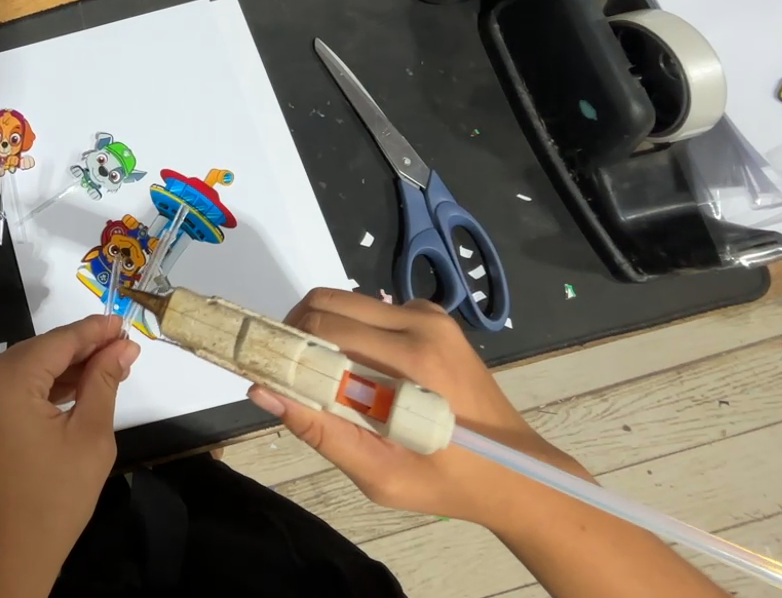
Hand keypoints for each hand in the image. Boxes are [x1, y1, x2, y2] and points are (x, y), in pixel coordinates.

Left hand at [0, 315, 139, 596]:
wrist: (5, 552)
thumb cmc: (53, 499)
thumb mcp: (89, 437)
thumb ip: (103, 383)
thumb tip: (122, 347)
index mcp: (6, 378)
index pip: (59, 341)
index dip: (94, 331)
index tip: (124, 322)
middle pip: (43, 350)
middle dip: (84, 349)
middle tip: (125, 347)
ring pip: (31, 365)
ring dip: (68, 367)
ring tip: (111, 365)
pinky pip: (17, 383)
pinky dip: (47, 384)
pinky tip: (79, 385)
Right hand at [247, 289, 584, 529]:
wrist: (520, 474)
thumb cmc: (448, 482)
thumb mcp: (379, 474)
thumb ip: (318, 430)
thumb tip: (261, 390)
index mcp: (413, 360)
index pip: (325, 326)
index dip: (288, 342)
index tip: (274, 367)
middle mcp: (421, 323)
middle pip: (329, 302)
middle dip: (299, 330)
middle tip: (294, 368)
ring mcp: (430, 315)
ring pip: (346, 300)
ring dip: (324, 328)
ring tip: (325, 371)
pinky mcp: (433, 315)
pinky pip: (370, 306)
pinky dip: (351, 327)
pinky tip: (360, 365)